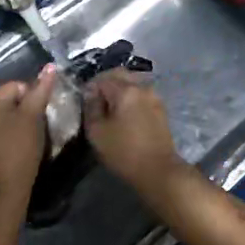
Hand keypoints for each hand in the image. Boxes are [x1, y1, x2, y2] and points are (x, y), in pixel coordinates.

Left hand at [0, 65, 57, 200]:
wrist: (7, 186)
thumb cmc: (22, 147)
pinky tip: (14, 147)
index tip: (40, 115)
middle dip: (22, 109)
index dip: (32, 97)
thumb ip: (41, 90)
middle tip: (35, 126)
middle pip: (6, 101)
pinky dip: (5, 135)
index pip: (15, 86)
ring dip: (13, 122)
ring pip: (0, 117)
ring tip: (26, 137)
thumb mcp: (34, 116)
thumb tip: (50, 66)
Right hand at [83, 71, 185, 185]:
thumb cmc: (123, 152)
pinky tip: (123, 112)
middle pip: (121, 75)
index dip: (89, 87)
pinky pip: (141, 94)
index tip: (83, 100)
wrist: (158, 169)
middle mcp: (143, 87)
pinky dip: (130, 97)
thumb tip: (91, 94)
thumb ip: (91, 108)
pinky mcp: (161, 108)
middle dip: (105, 82)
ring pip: (133, 83)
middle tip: (94, 99)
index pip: (102, 78)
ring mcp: (155, 97)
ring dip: (119, 89)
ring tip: (108, 107)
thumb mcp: (97, 132)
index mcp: (126, 90)